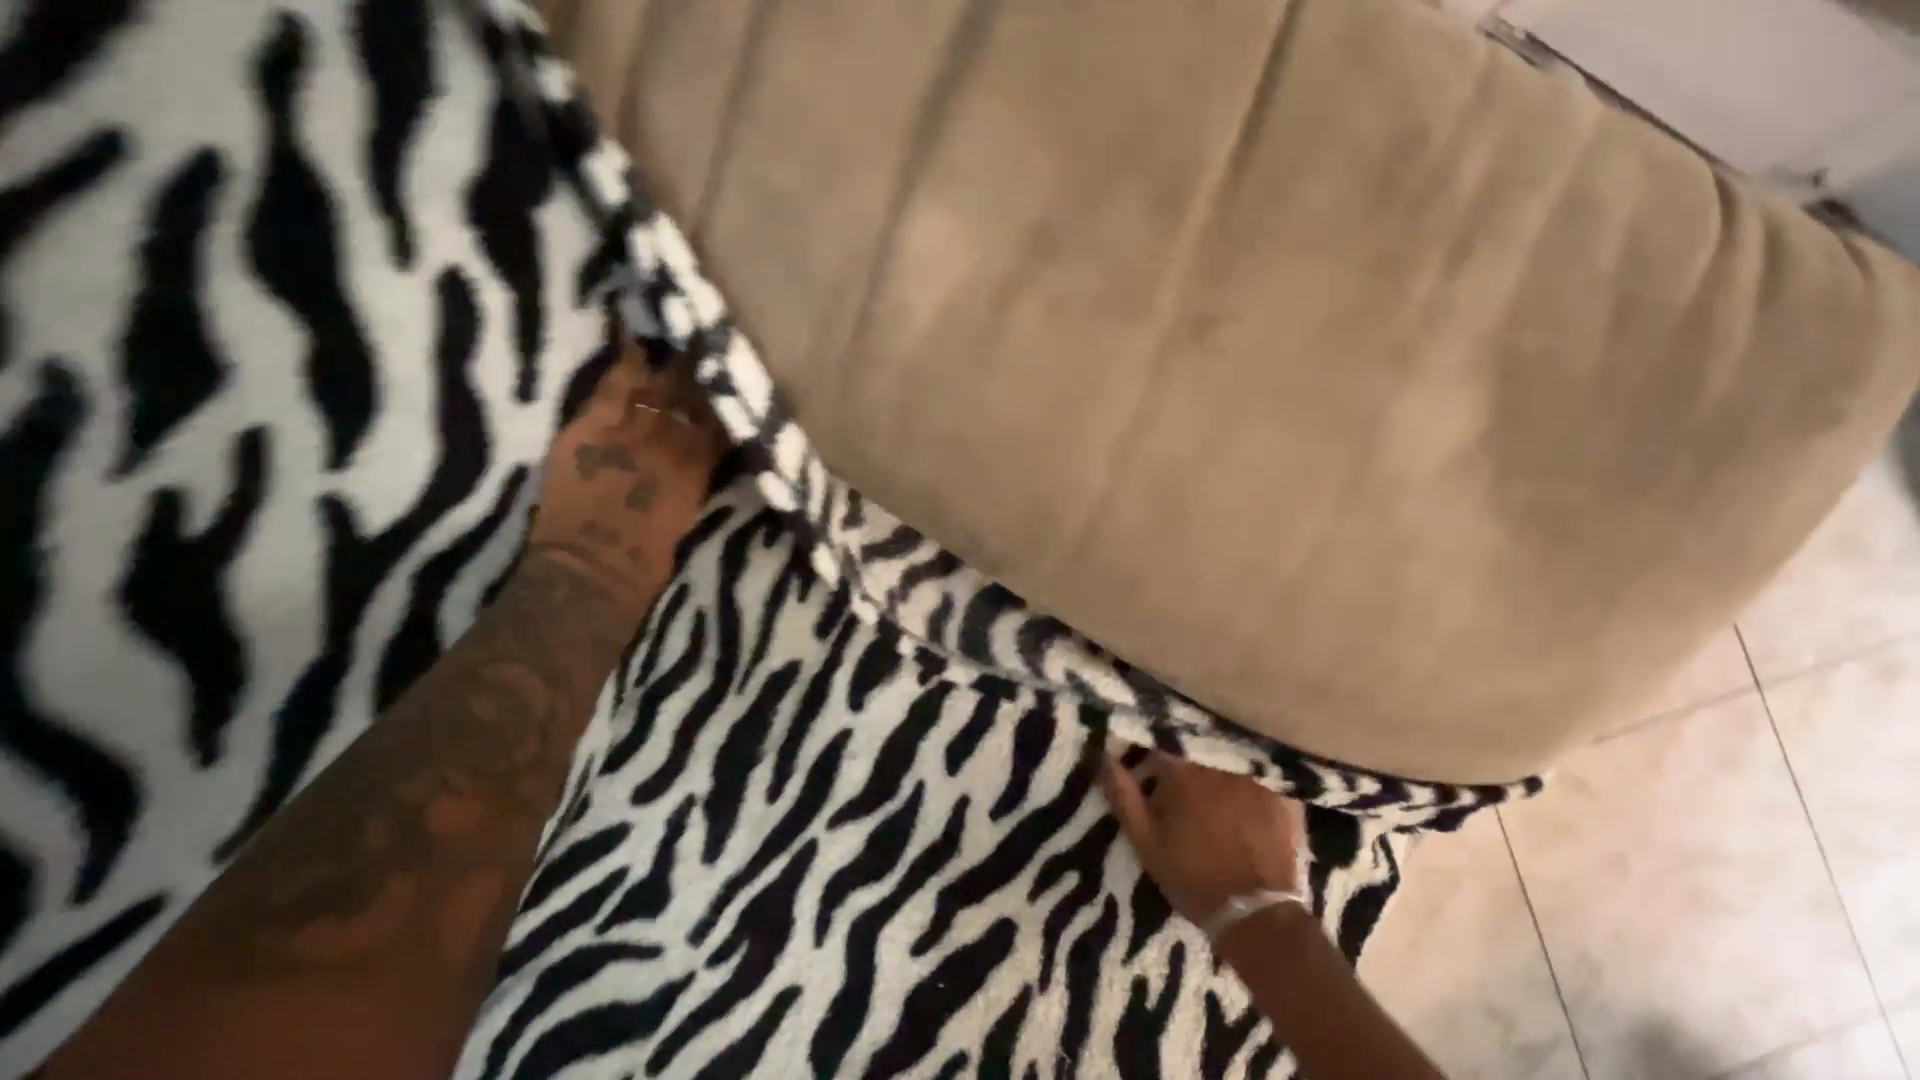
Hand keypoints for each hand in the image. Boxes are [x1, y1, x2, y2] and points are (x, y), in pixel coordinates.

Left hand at [527, 343, 726, 613]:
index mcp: (699, 469)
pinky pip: (611, 385)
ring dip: (669, 358)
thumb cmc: (646, 560)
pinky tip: (632, 335)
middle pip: (692, 396)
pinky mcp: (591, 428)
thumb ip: (693, 477)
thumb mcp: (685, 515)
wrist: (593, 572)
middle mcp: (673, 443)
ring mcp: (631, 431)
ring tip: (679, 326)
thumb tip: (700, 450)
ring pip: (656, 384)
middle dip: (703, 367)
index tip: (735, 372)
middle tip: (711, 335)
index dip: (727, 396)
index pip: (720, 421)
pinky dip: (623, 361)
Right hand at [1092, 741, 1306, 925]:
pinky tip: (1245, 796)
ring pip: (1229, 759)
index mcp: (1183, 772)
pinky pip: (1261, 774)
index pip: (1161, 741)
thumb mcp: (1146, 842)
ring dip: (1217, 766)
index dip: (1151, 750)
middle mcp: (1220, 764)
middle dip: (1186, 755)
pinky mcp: (1283, 794)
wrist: (1255, 915)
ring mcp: (1255, 777)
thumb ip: (1124, 797)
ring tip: (1212, 785)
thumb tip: (1103, 756)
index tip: (1144, 760)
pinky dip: (1250, 780)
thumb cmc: (1192, 878)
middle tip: (1181, 778)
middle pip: (1198, 747)